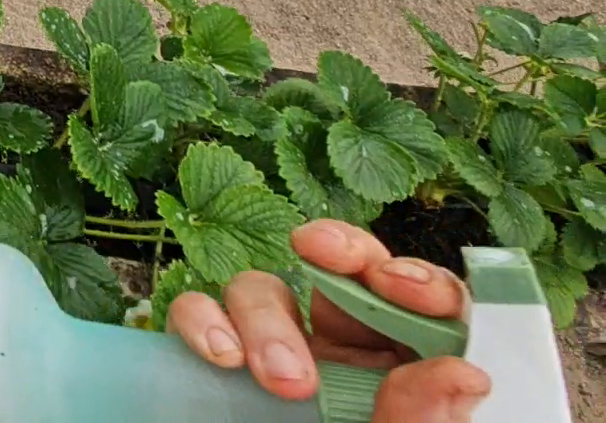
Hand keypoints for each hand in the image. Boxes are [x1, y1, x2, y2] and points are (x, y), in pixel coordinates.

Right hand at [167, 219, 490, 421]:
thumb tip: (463, 370)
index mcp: (414, 382)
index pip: (427, 306)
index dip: (415, 277)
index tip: (401, 284)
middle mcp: (348, 359)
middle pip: (336, 276)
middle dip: (327, 276)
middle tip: (339, 285)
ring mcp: (272, 353)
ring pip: (259, 286)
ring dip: (260, 314)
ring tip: (263, 373)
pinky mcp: (212, 355)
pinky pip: (195, 308)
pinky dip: (199, 318)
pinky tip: (213, 352)